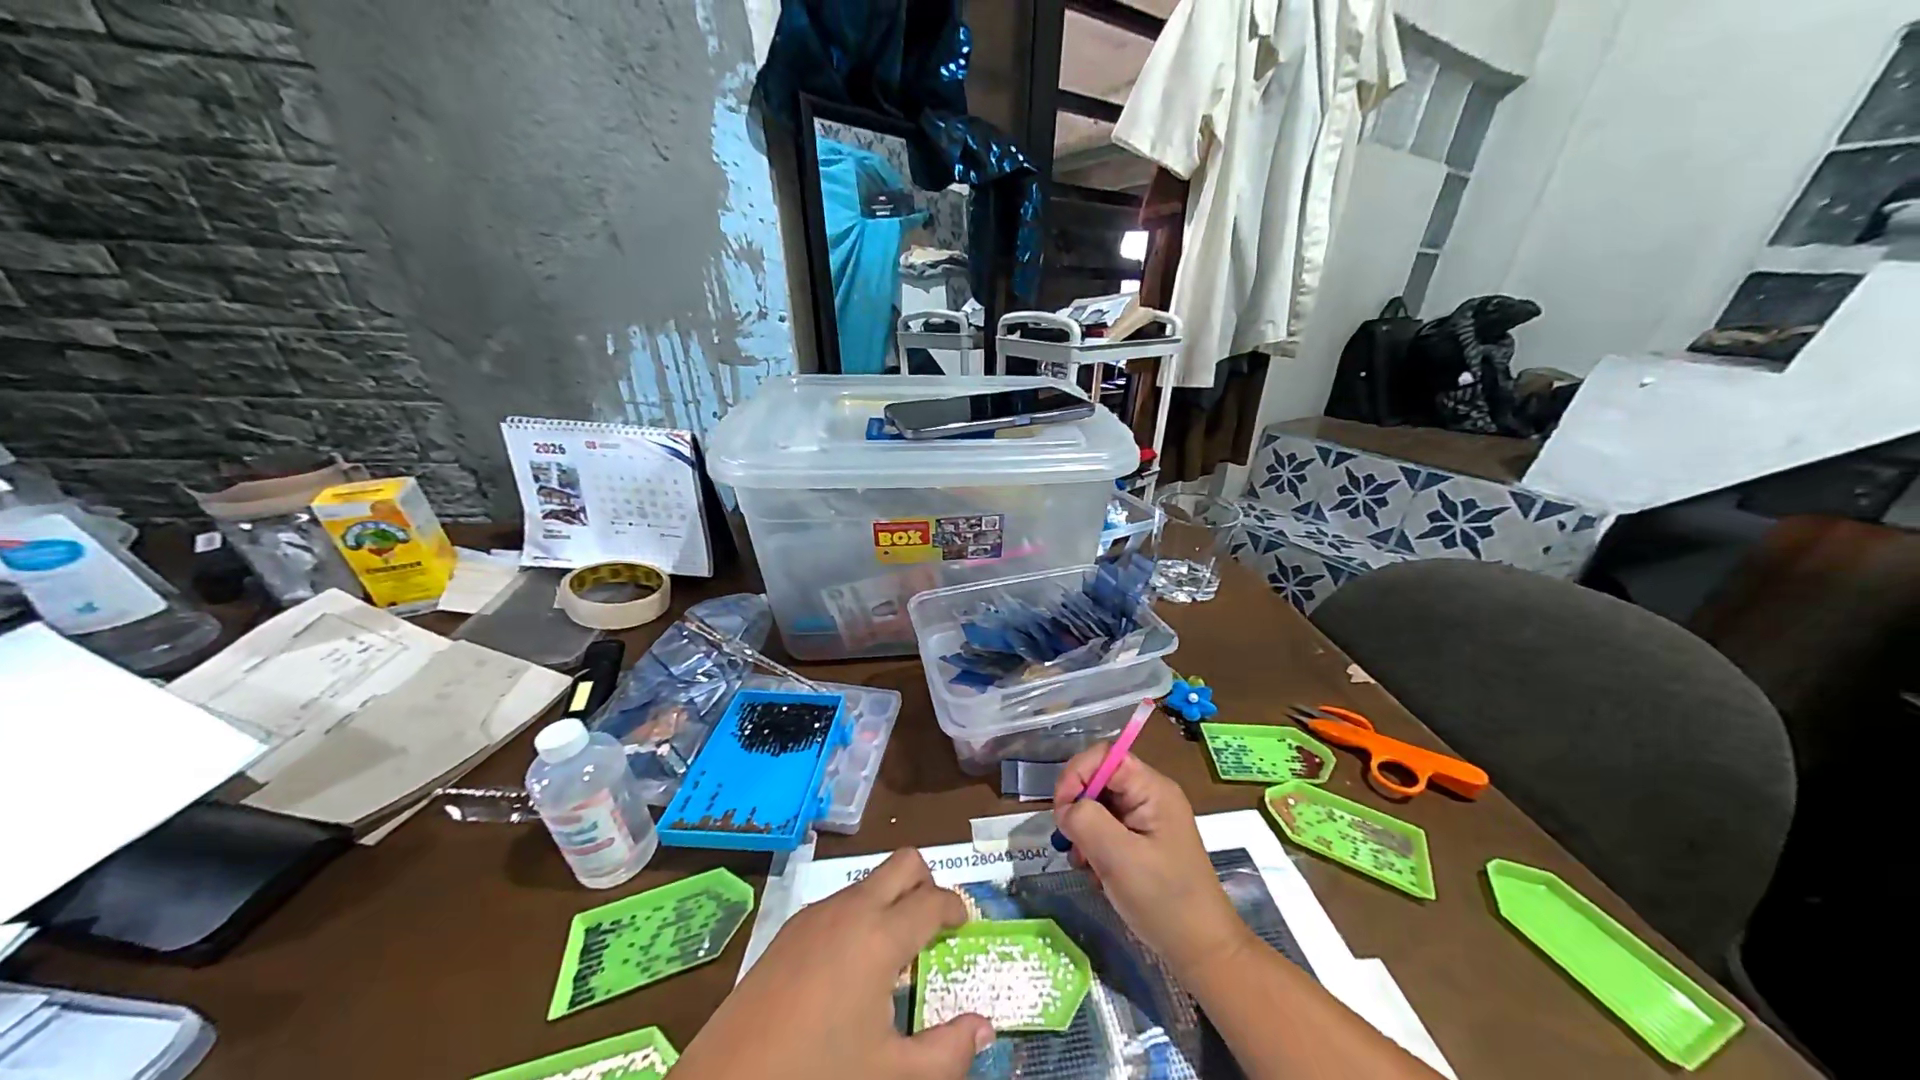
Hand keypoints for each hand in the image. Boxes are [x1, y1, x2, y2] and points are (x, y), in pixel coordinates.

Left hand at [672, 850, 992, 1079]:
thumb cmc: (818, 1072)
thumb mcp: (891, 1074)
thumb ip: (947, 1052)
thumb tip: (984, 1026)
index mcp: (879, 935)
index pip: (933, 900)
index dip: (956, 908)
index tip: (965, 924)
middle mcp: (850, 909)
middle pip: (904, 862)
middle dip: (928, 882)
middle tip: (935, 924)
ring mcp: (815, 914)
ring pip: (870, 880)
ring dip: (892, 899)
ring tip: (896, 950)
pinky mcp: (790, 928)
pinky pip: (841, 901)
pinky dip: (862, 914)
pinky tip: (853, 964)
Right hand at [1052, 744, 1251, 974]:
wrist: (1202, 951)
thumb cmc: (1164, 900)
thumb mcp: (1119, 858)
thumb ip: (1087, 821)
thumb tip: (1067, 809)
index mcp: (1153, 789)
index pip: (1104, 756)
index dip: (1076, 774)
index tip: (1061, 811)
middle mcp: (1150, 796)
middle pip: (1099, 780)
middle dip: (1077, 807)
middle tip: (1071, 843)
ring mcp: (1146, 820)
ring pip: (1098, 806)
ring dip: (1083, 831)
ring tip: (1085, 863)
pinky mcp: (1142, 842)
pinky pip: (1106, 829)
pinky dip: (1093, 846)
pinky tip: (1095, 872)